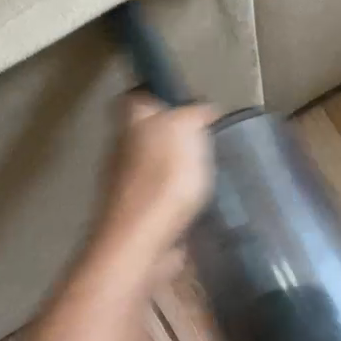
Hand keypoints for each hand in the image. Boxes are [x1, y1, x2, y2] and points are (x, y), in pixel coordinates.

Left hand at [90, 95, 215, 285]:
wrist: (143, 245)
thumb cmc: (162, 181)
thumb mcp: (183, 129)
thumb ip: (192, 113)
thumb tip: (202, 109)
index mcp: (129, 124)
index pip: (139, 97)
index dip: (161, 95)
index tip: (190, 104)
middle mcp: (124, 152)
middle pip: (151, 134)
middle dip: (179, 137)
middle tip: (212, 141)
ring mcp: (131, 189)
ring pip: (160, 169)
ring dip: (183, 172)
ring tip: (216, 173)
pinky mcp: (145, 220)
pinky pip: (168, 203)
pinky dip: (185, 203)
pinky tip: (207, 206)